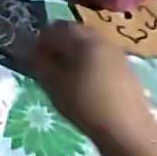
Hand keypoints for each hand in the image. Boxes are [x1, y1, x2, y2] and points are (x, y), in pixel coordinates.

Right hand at [28, 22, 156, 149]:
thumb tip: (30, 50)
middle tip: (46, 62)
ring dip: (72, 52)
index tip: (33, 55)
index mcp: (84, 41)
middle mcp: (102, 40)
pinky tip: (82, 81)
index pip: (56, 27)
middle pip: (74, 32)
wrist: (126, 128)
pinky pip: (100, 54)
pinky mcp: (125, 67)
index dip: (40, 39)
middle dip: (57, 43)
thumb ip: (39, 62)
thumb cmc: (85, 104)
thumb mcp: (53, 84)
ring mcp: (116, 53)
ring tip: (63, 73)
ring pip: (88, 43)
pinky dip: (86, 60)